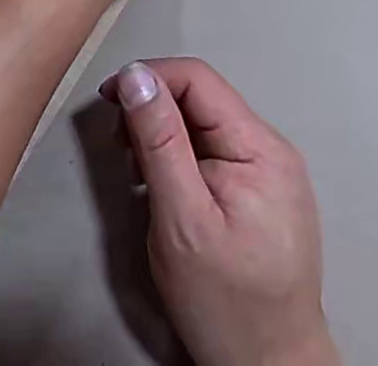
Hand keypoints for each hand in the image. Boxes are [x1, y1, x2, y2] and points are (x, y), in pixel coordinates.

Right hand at [102, 57, 337, 365]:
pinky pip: (206, 147)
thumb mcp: (181, 218)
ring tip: (138, 171)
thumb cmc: (225, 302)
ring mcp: (265, 168)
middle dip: (150, 110)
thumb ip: (159, 140)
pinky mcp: (254, 187)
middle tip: (120, 147)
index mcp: (259, 148)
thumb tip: (135, 75)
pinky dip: (173, 153)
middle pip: (197, 97)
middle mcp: (268, 148)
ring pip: (198, 120)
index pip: (197, 79)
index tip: (109, 100)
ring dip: (158, 132)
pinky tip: (159, 182)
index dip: (148, 77)